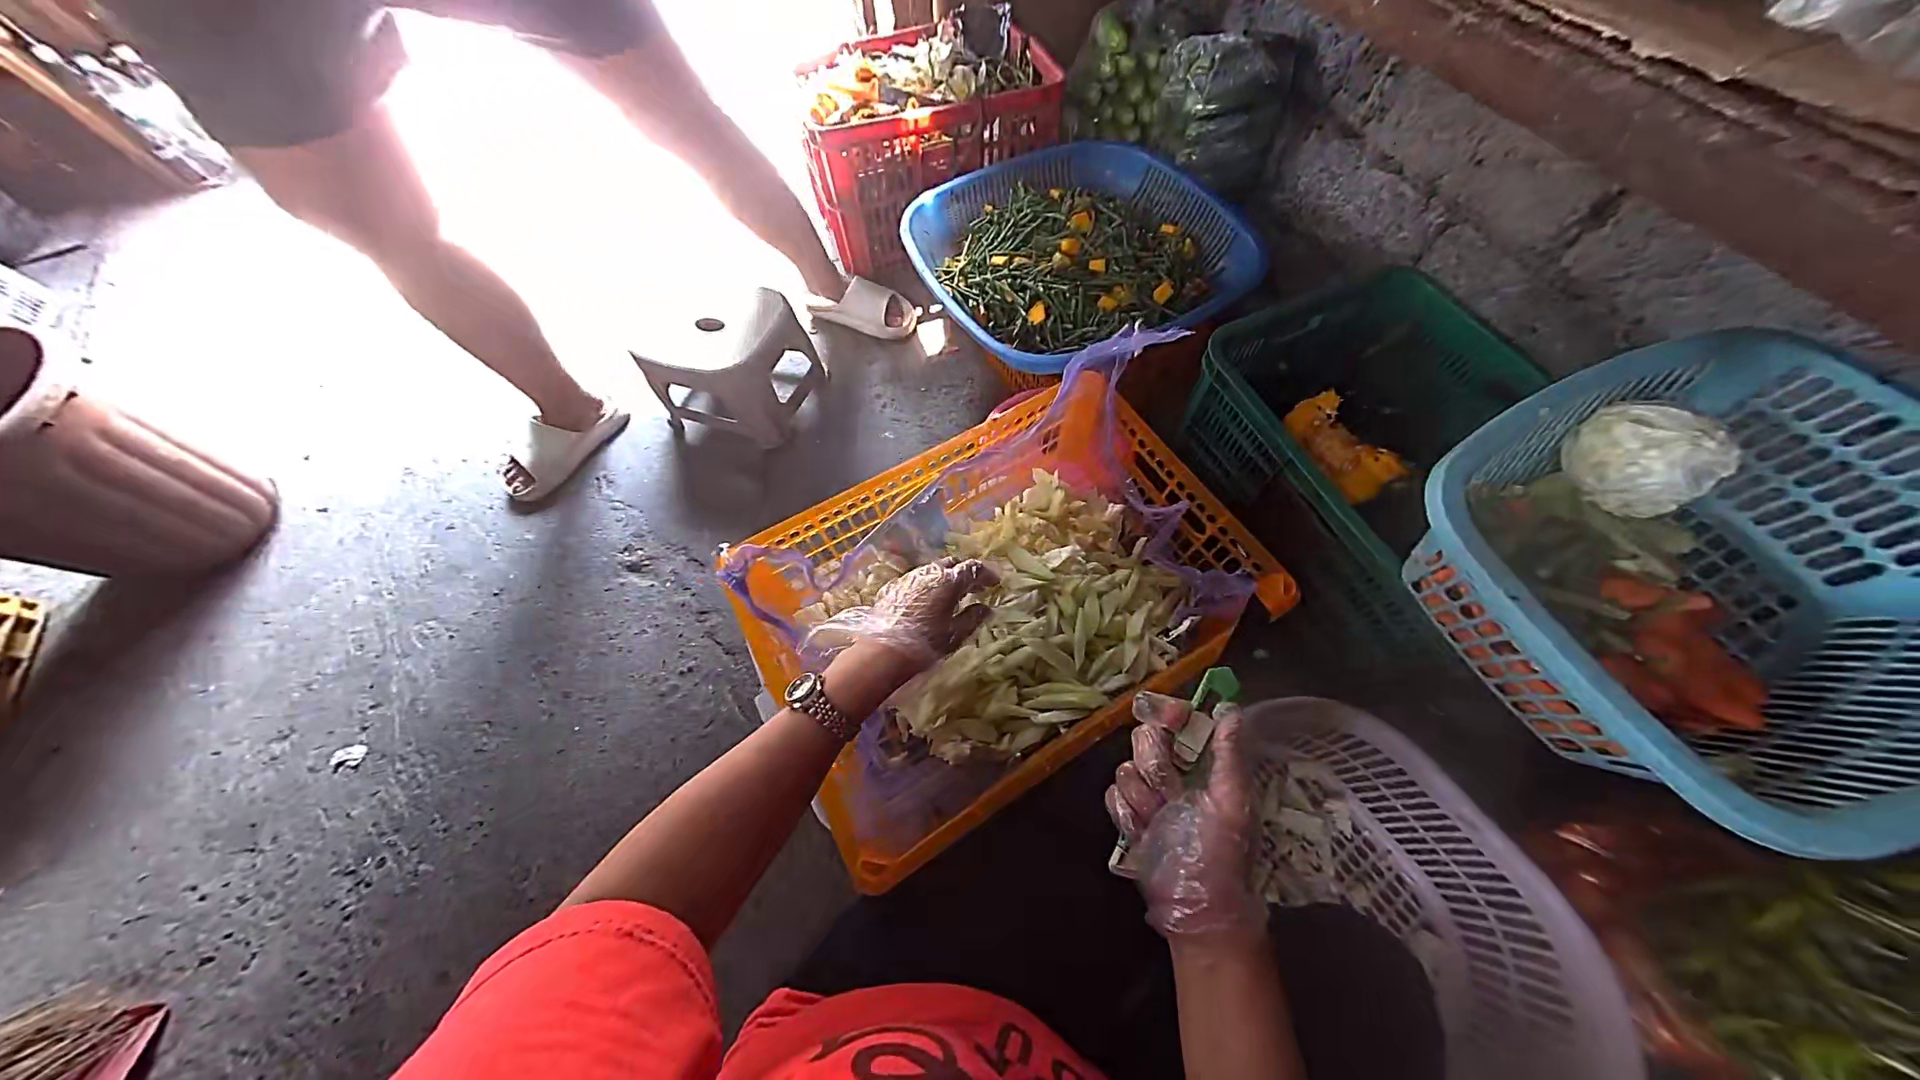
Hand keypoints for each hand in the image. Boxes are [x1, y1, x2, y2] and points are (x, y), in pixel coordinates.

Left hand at [856, 555, 999, 670]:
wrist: (882, 652)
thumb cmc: (924, 643)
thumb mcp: (955, 634)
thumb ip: (973, 618)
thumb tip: (985, 608)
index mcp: (948, 581)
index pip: (972, 567)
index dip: (986, 573)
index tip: (995, 582)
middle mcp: (928, 573)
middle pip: (952, 563)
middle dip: (965, 572)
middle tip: (976, 587)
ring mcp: (908, 578)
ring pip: (933, 570)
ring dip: (946, 578)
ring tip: (954, 594)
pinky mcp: (893, 588)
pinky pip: (917, 580)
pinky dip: (929, 586)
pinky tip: (930, 601)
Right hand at [1106, 692, 1263, 939]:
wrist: (1195, 909)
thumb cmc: (1222, 855)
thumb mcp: (1233, 803)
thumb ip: (1228, 755)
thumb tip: (1230, 710)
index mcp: (1201, 764)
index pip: (1176, 719)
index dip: (1169, 713)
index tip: (1171, 719)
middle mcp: (1172, 772)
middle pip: (1143, 738)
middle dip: (1155, 767)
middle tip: (1171, 795)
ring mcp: (1146, 793)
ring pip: (1124, 769)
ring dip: (1143, 798)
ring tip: (1162, 822)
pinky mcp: (1126, 815)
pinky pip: (1112, 796)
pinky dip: (1127, 815)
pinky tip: (1144, 832)